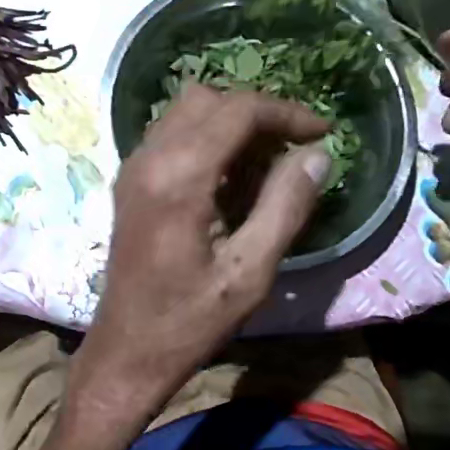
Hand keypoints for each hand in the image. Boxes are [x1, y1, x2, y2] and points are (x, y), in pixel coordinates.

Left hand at [71, 83, 332, 436]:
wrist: (127, 351)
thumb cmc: (189, 321)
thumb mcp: (250, 272)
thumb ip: (285, 206)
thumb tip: (316, 154)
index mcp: (178, 178)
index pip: (237, 111)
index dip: (285, 112)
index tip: (322, 131)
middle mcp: (148, 159)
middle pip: (208, 99)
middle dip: (257, 112)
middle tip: (294, 146)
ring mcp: (133, 168)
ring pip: (186, 111)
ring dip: (230, 122)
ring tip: (267, 161)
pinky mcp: (129, 181)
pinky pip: (171, 135)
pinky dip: (206, 137)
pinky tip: (231, 177)